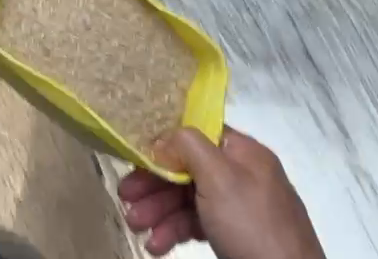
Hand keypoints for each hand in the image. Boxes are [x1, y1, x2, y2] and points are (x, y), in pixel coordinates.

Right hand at [118, 128, 323, 258]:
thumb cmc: (253, 227)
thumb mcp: (219, 176)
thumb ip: (186, 145)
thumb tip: (161, 141)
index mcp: (243, 153)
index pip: (194, 133)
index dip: (161, 142)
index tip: (134, 156)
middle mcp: (241, 175)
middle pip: (185, 168)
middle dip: (152, 184)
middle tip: (125, 198)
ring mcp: (239, 208)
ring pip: (186, 198)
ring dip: (157, 211)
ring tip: (136, 227)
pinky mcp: (234, 237)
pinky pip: (196, 223)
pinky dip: (174, 231)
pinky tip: (157, 245)